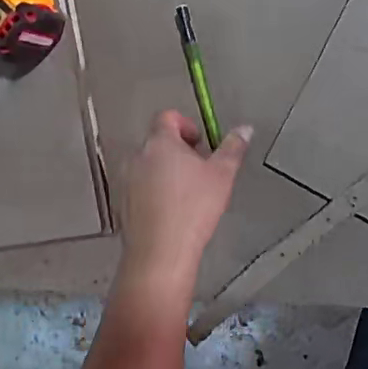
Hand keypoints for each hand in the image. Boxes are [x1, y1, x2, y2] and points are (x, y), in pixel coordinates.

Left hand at [120, 111, 250, 286]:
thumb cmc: (193, 207)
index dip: (187, 125)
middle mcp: (137, 156)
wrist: (161, 252)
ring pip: (150, 165)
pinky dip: (157, 191)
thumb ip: (233, 147)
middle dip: (182, 151)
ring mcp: (126, 180)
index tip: (202, 145)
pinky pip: (142, 187)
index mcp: (160, 143)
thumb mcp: (222, 175)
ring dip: (169, 171)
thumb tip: (244, 129)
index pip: (168, 116)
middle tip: (202, 171)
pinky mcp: (123, 203)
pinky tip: (174, 212)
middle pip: (160, 141)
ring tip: (190, 194)